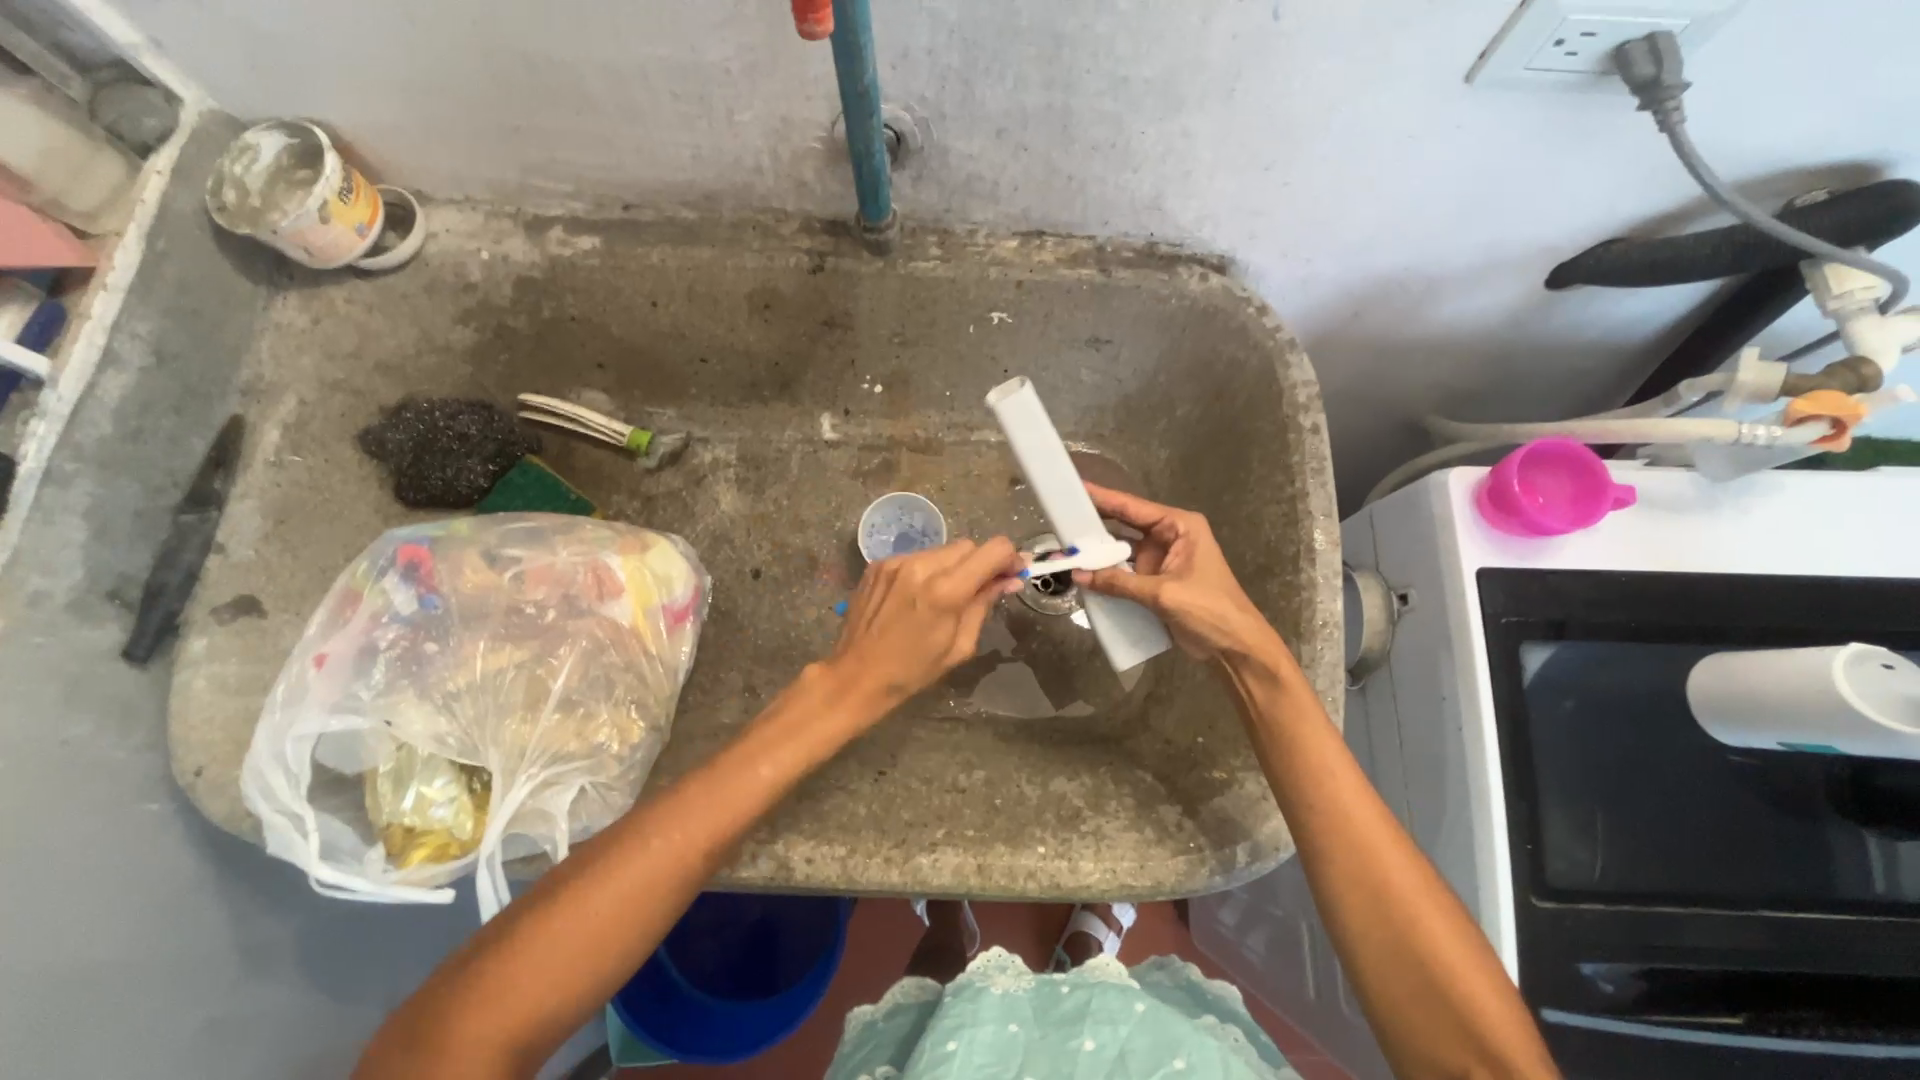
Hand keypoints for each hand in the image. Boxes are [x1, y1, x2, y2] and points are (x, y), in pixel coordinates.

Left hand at [824, 537, 1024, 714]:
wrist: (857, 675)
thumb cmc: (913, 670)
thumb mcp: (960, 645)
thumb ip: (984, 605)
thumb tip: (1009, 580)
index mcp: (944, 591)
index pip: (993, 550)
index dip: (1009, 558)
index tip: (1013, 574)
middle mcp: (920, 566)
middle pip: (967, 546)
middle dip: (981, 564)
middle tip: (984, 587)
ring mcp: (895, 562)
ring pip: (942, 550)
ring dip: (953, 567)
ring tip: (947, 595)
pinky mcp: (878, 564)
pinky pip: (916, 557)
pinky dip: (927, 571)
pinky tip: (919, 596)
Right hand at [1073, 483, 1278, 659]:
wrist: (1235, 647)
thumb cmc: (1210, 610)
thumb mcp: (1162, 593)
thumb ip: (1119, 583)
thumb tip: (1078, 575)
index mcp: (1180, 526)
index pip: (1133, 507)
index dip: (1104, 498)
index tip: (1076, 488)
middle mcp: (1169, 537)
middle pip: (1125, 526)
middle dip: (1095, 526)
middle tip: (1061, 520)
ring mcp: (1162, 561)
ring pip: (1122, 551)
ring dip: (1098, 553)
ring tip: (1065, 548)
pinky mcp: (1156, 583)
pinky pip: (1125, 573)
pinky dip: (1107, 575)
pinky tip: (1083, 575)